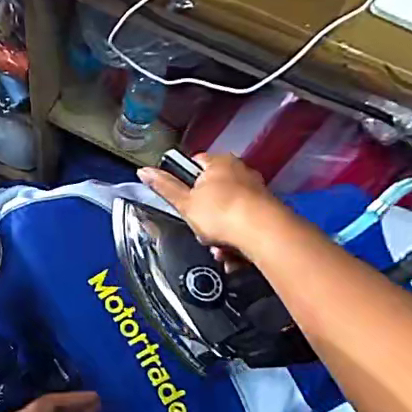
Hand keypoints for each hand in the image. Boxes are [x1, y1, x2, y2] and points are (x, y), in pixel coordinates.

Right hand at [137, 153, 288, 255]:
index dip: (184, 181)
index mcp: (219, 162)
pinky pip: (244, 221)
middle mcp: (240, 170)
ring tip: (216, 243)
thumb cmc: (222, 212)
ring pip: (228, 208)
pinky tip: (232, 248)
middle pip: (212, 189)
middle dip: (204, 211)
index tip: (181, 199)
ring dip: (220, 227)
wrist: (264, 233)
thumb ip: (164, 186)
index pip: (195, 163)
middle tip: (197, 224)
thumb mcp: (184, 202)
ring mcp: (256, 189)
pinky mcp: (268, 209)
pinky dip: (237, 234)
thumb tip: (144, 171)